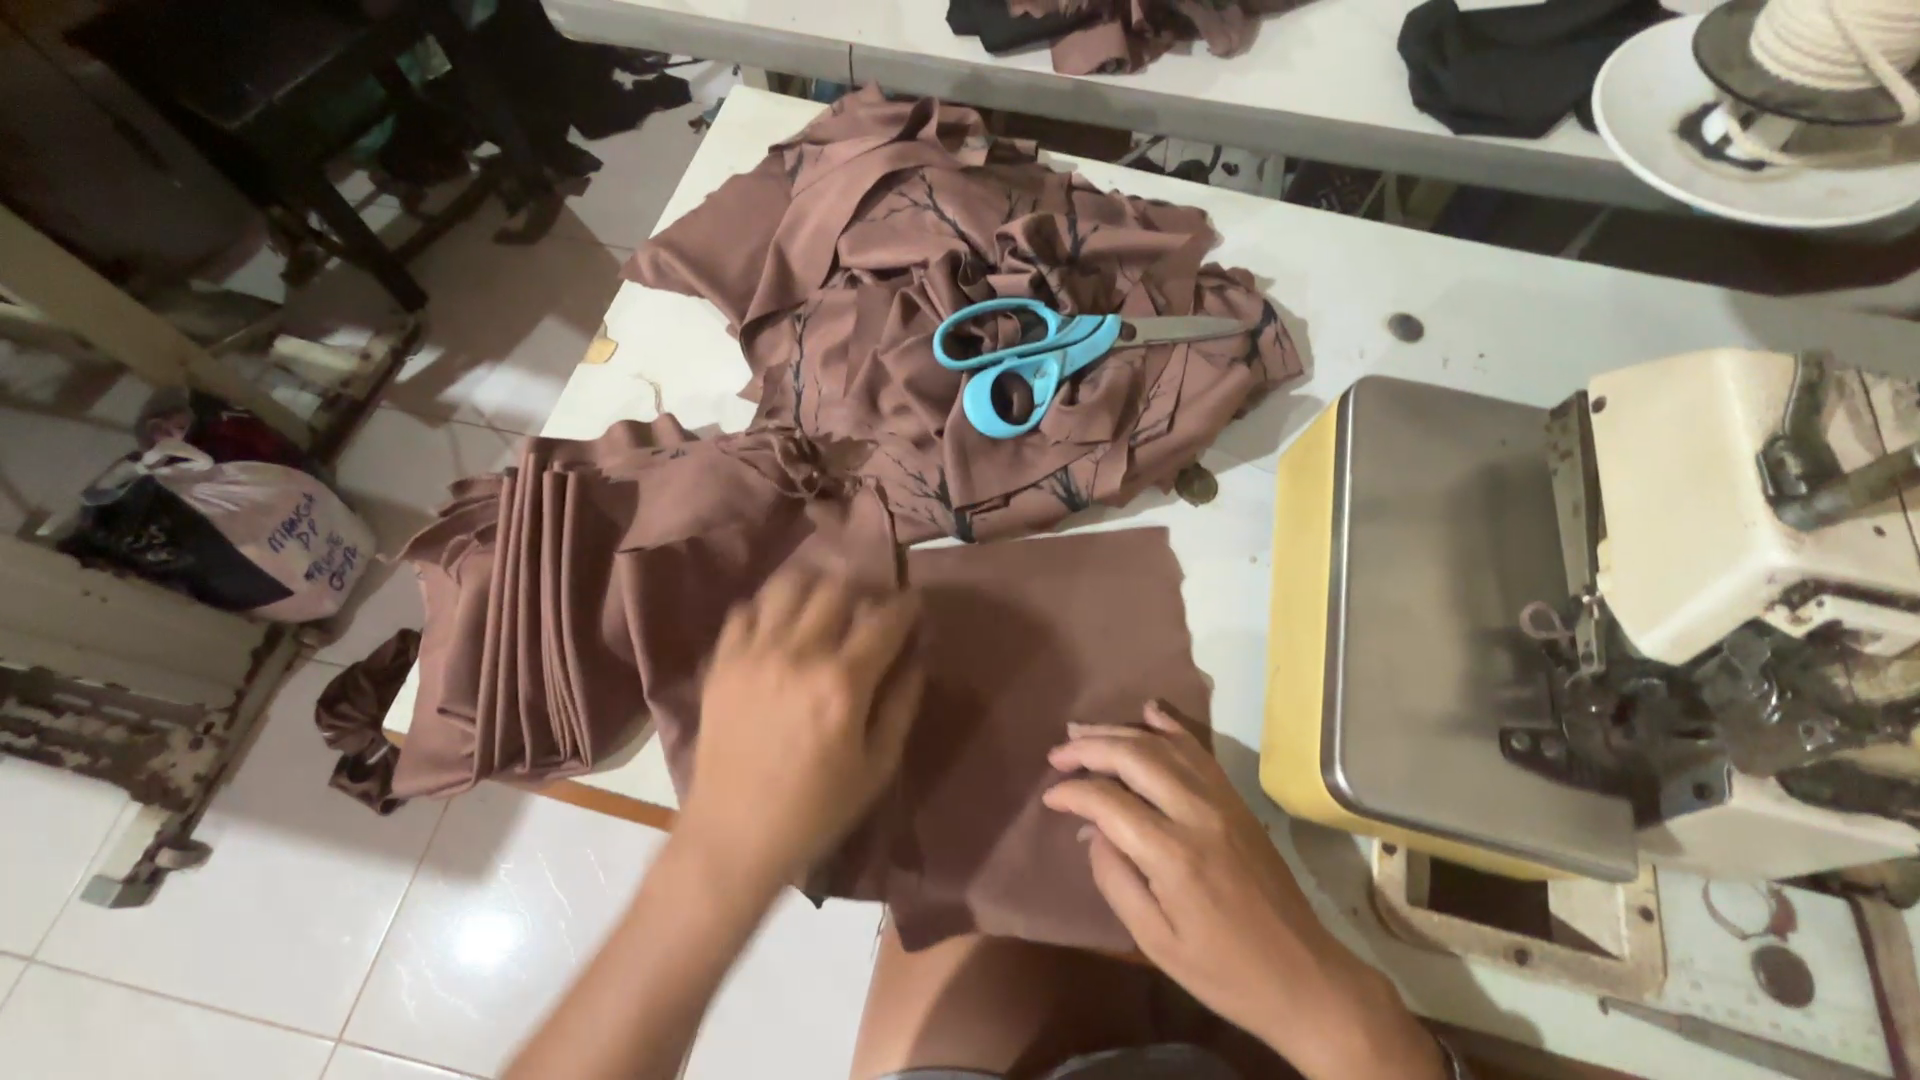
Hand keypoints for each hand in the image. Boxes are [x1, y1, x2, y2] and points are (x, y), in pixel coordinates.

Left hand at [681, 571, 923, 887]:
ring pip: (788, 585)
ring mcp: (753, 654)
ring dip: (815, 588)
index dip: (907, 605)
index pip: (885, 619)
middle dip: (863, 590)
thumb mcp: (877, 768)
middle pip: (836, 587)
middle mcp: (798, 654)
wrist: (734, 836)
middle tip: (869, 608)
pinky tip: (779, 630)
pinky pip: (745, 610)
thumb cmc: (816, 810)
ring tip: (823, 608)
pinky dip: (767, 610)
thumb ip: (902, 706)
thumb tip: (916, 659)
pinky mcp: (722, 663)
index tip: (914, 604)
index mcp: (843, 683)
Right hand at [1042, 702, 1444, 1079]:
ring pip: (1164, 745)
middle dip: (1089, 748)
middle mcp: (1198, 813)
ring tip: (1083, 731)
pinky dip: (1170, 727)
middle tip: (1057, 754)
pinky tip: (1149, 712)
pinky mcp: (1238, 802)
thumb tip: (1092, 830)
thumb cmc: (1222, 971)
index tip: (1049, 798)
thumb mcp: (1154, 941)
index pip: (1108, 801)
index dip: (1072, 793)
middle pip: (1134, 757)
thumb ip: (1115, 879)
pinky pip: (1198, 751)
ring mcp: (1223, 801)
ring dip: (1120, 732)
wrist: (1303, 976)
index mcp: (1173, 854)